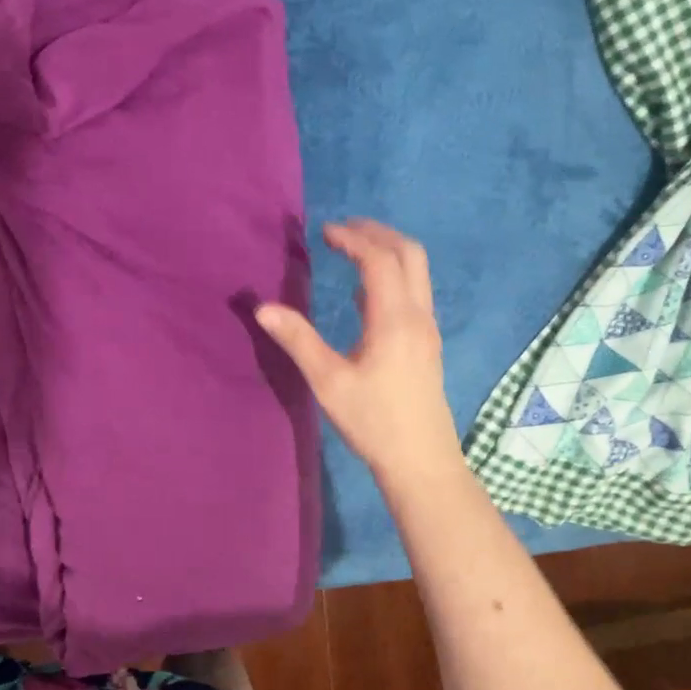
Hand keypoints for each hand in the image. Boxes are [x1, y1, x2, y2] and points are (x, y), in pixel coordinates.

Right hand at [256, 220, 462, 484]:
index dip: (353, 239)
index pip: (378, 260)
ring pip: (417, 273)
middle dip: (377, 234)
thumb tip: (263, 308)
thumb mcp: (328, 381)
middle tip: (343, 230)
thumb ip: (298, 340)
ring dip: (388, 252)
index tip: (325, 232)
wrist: (420, 459)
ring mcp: (427, 330)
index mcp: (394, 319)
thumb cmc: (373, 421)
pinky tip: (365, 293)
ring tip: (353, 251)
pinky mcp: (426, 344)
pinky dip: (392, 276)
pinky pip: (414, 293)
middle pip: (409, 255)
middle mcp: (418, 316)